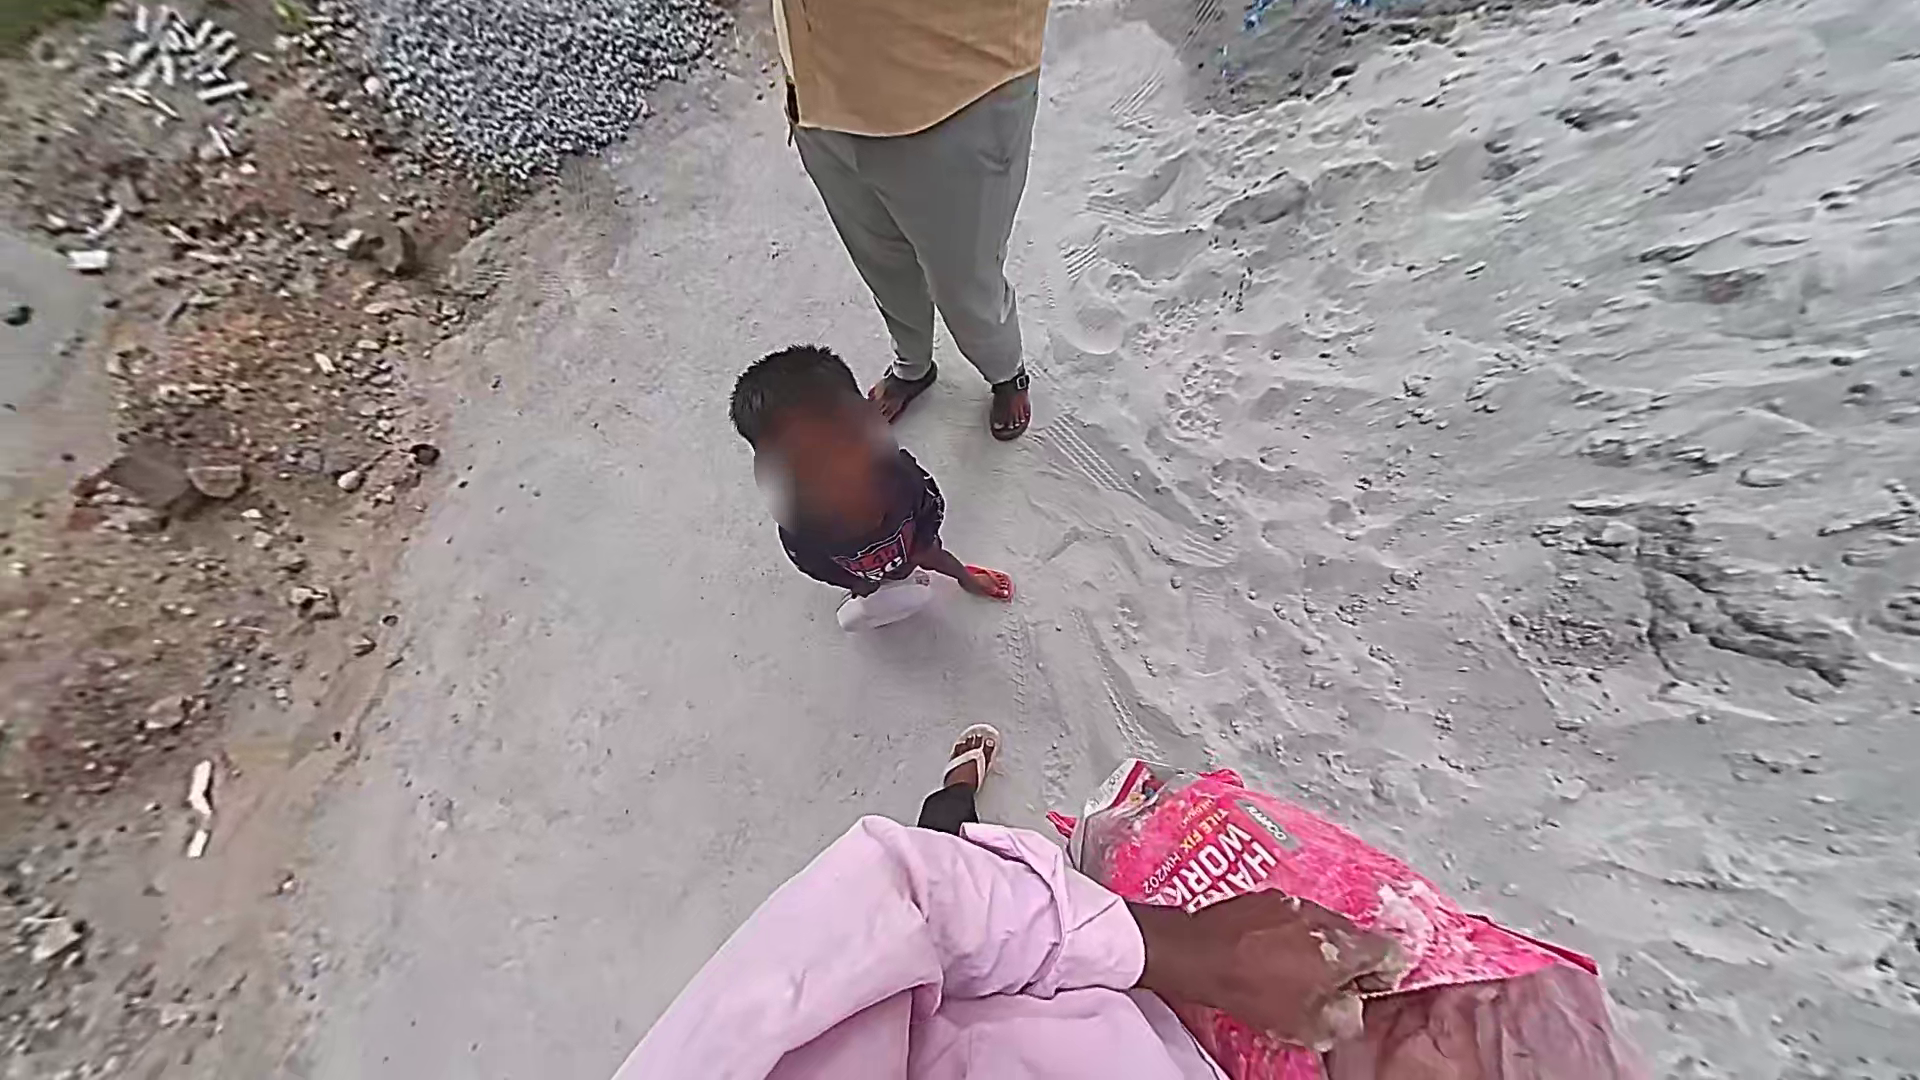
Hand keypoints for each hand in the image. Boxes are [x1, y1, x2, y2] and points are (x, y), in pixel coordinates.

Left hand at [1130, 893, 1406, 1050]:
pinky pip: (1289, 912)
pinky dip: (1290, 929)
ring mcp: (1286, 899)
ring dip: (1318, 941)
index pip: (1386, 950)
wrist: (1200, 953)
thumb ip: (1345, 1014)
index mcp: (1339, 943)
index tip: (1369, 986)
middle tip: (1335, 982)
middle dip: (1349, 956)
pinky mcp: (1260, 895)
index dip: (1384, 971)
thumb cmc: (1256, 990)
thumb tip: (1352, 1003)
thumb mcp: (1311, 1024)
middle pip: (1350, 932)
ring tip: (1300, 966)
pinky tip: (1273, 948)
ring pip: (1318, 920)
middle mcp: (1316, 912)